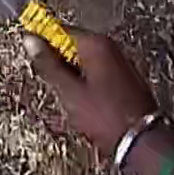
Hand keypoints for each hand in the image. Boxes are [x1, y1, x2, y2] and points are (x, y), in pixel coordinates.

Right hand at [24, 29, 157, 156]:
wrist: (144, 144)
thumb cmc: (104, 116)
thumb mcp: (70, 92)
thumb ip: (48, 65)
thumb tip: (29, 39)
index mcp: (95, 43)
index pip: (61, 30)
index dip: (45, 44)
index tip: (35, 61)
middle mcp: (109, 46)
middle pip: (73, 46)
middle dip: (60, 64)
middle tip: (55, 88)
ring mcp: (120, 61)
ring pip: (85, 62)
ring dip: (73, 77)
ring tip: (71, 102)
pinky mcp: (126, 78)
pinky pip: (98, 73)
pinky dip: (87, 84)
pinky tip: (87, 107)